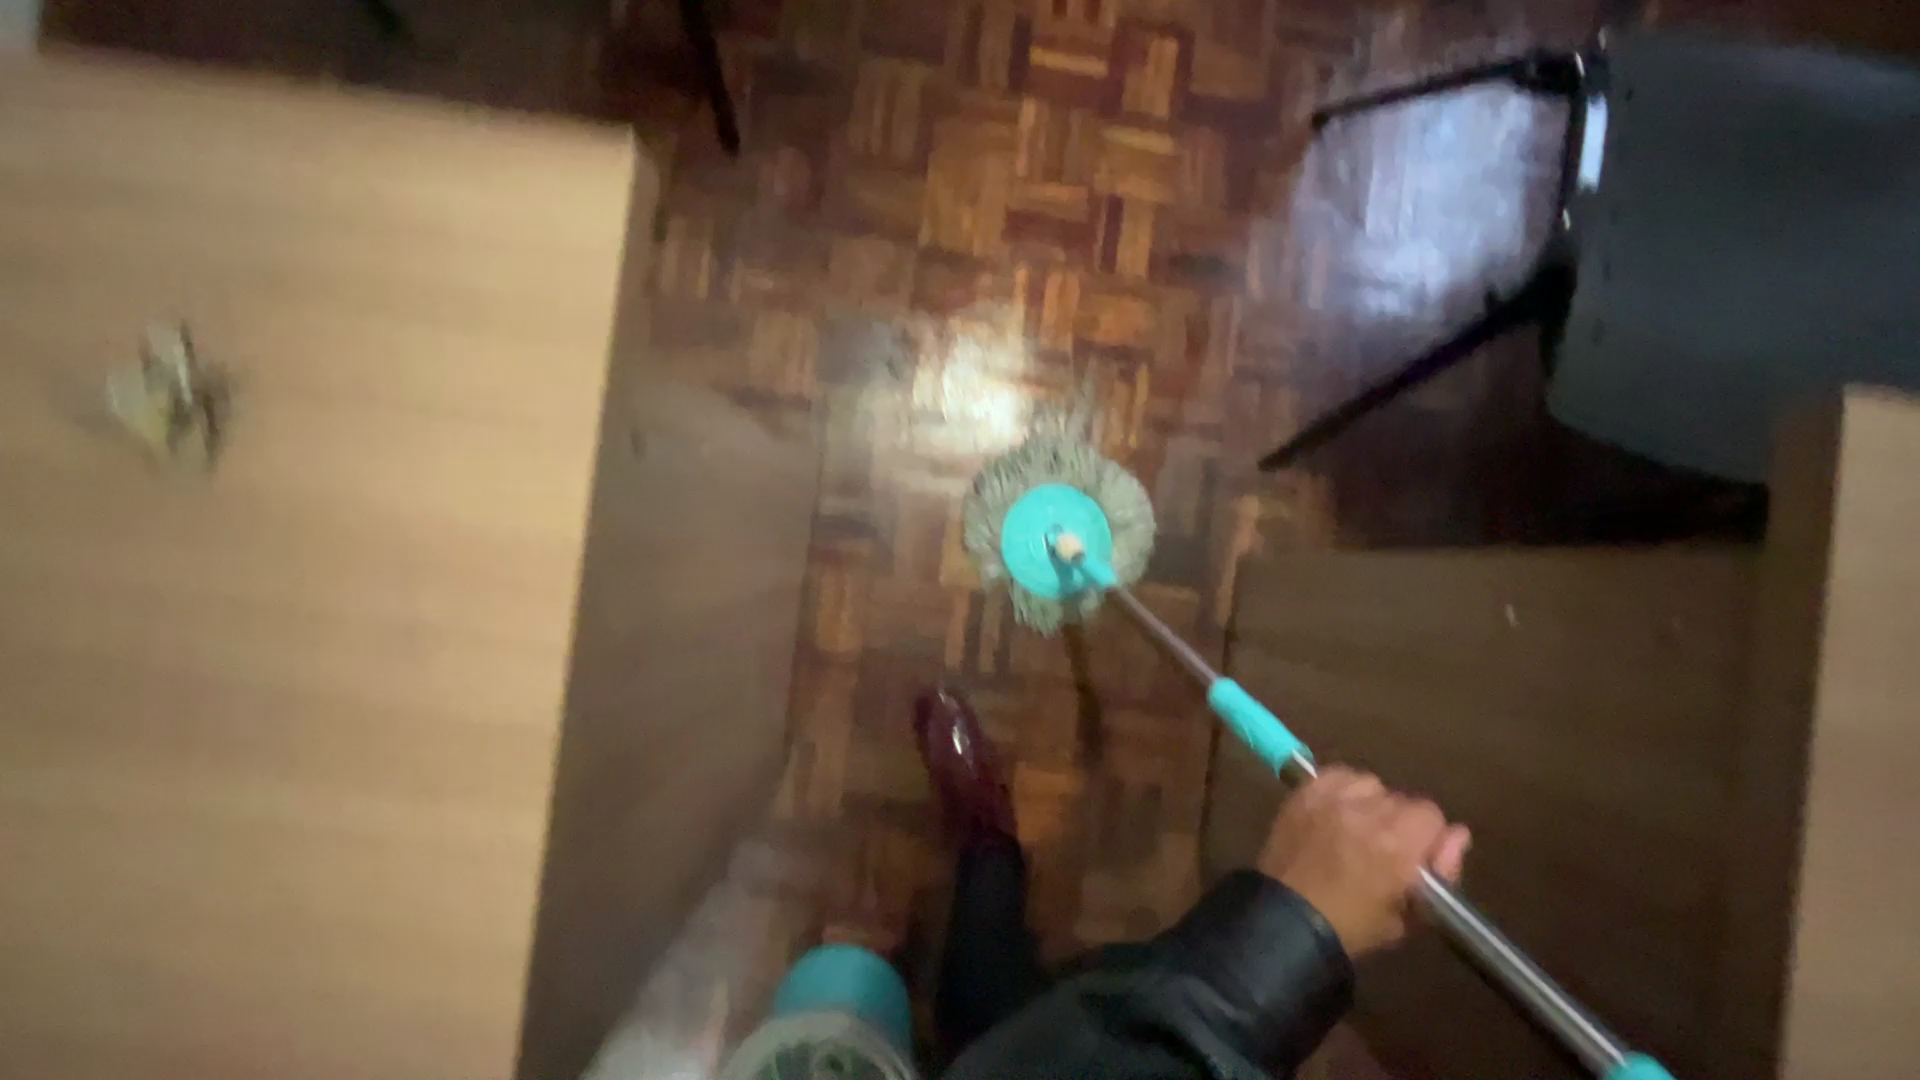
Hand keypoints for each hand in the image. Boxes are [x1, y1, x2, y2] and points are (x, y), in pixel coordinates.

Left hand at [1257, 766, 1470, 958]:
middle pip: (1400, 799)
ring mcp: (1331, 798)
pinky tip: (1337, 810)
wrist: (1286, 917)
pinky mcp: (1304, 793)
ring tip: (1357, 827)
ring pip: (1369, 784)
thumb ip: (1440, 873)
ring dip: (1370, 802)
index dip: (1428, 836)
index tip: (1417, 856)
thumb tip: (1458, 836)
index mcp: (1398, 844)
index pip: (1432, 815)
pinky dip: (1341, 788)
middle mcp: (1366, 813)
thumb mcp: (1409, 914)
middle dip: (1400, 823)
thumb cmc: (1352, 925)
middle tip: (1384, 848)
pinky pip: (1335, 775)